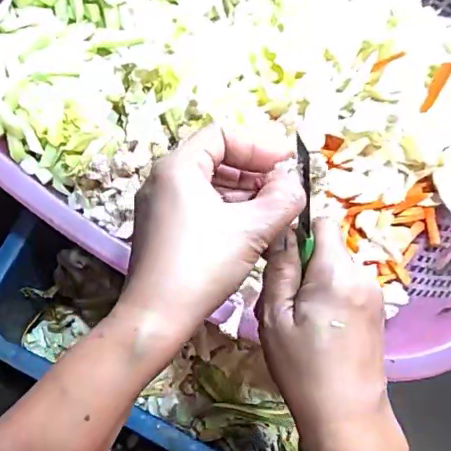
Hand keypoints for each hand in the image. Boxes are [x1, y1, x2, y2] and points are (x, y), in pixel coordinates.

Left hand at [119, 123, 304, 342]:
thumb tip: (294, 183)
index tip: (287, 164)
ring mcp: (158, 207)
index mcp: (177, 168)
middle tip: (284, 189)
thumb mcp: (252, 229)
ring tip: (273, 212)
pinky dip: (226, 211)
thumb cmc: (202, 266)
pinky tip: (250, 230)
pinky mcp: (160, 230)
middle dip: (254, 170)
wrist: (156, 316)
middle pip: (214, 158)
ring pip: (208, 185)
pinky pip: (198, 207)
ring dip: (244, 193)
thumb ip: (283, 198)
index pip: (222, 135)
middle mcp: (161, 181)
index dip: (259, 145)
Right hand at [258, 211, 390, 436]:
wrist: (346, 412)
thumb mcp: (275, 317)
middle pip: (329, 248)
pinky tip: (318, 330)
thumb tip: (281, 235)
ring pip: (337, 269)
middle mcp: (362, 275)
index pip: (322, 222)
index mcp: (336, 272)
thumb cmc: (302, 367)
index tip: (280, 261)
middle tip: (283, 301)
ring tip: (299, 320)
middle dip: (305, 264)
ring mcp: (374, 293)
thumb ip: (279, 270)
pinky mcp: (377, 311)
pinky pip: (347, 288)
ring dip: (316, 283)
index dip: (297, 234)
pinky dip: (330, 298)